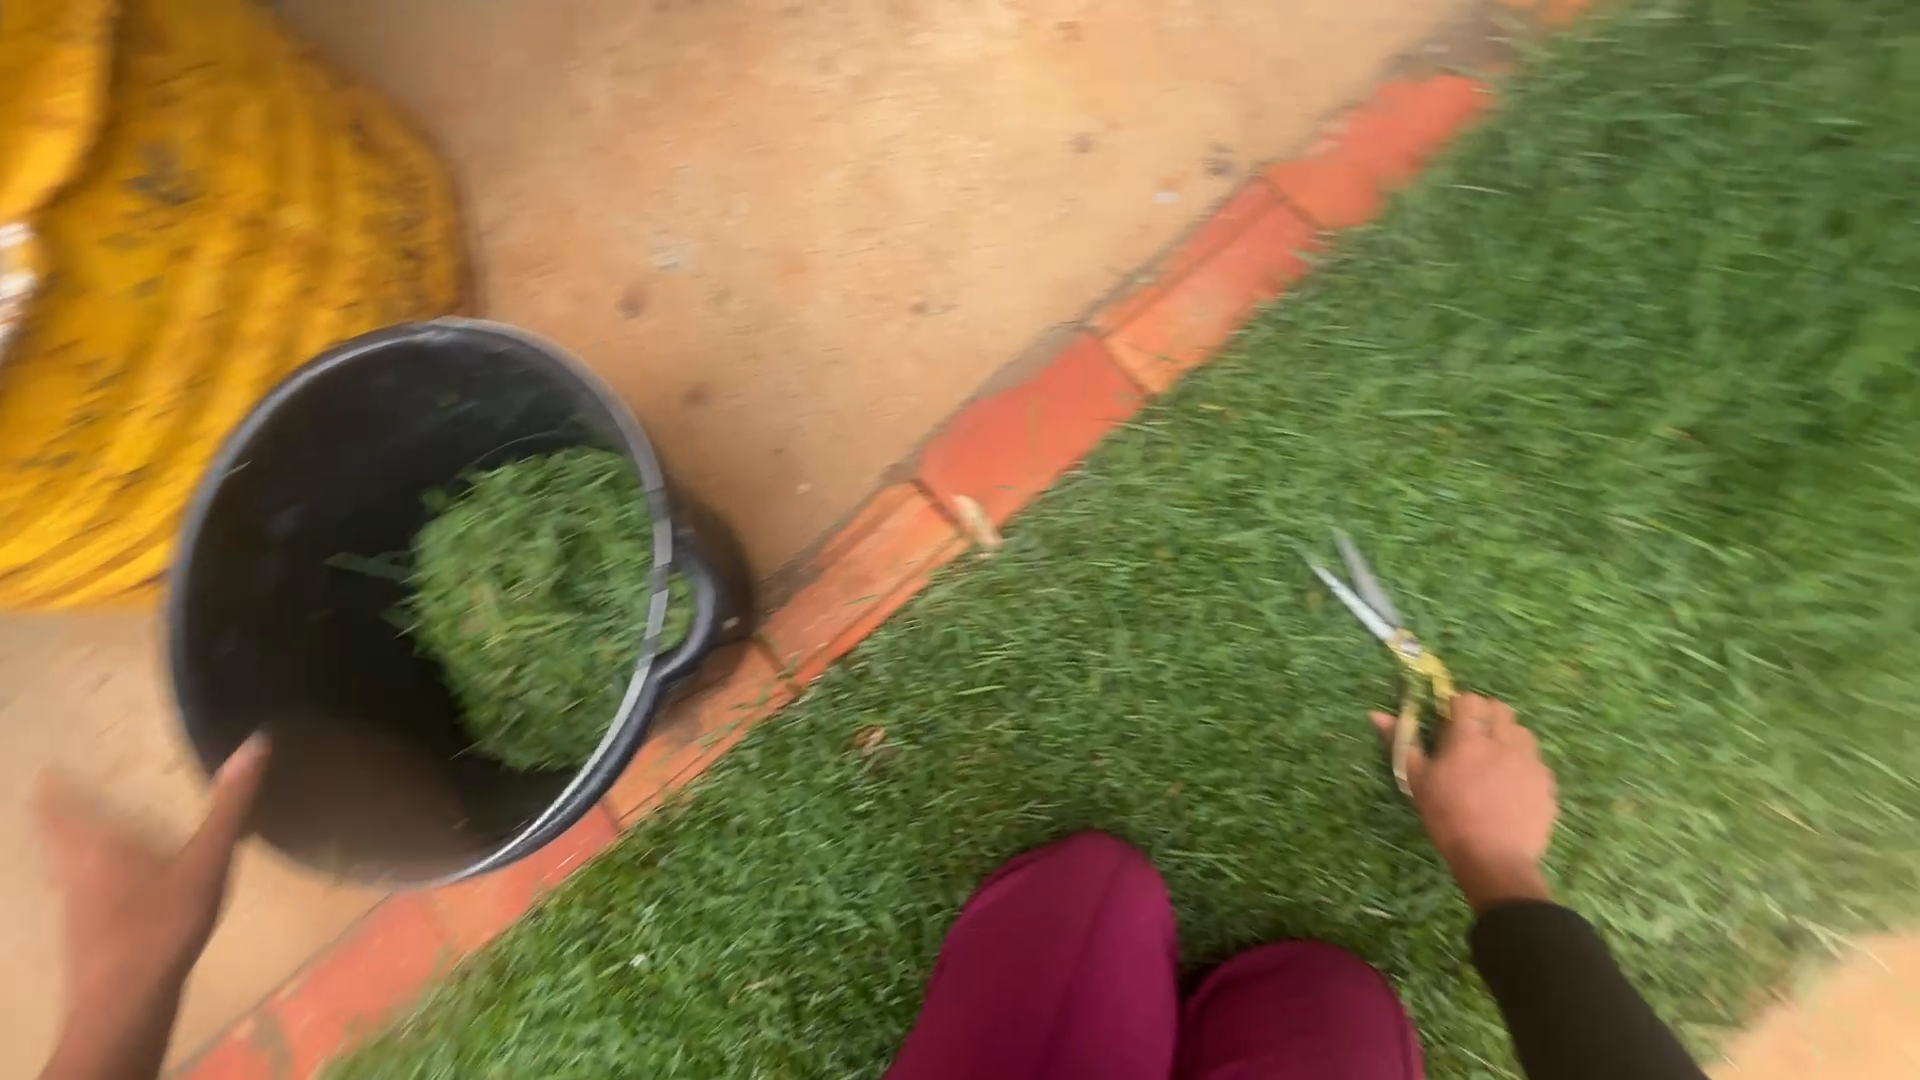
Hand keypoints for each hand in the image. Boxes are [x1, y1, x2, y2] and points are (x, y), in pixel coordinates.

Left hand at [35, 734, 269, 1079]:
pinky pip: (88, 888)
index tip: (49, 768)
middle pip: (58, 840)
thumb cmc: (162, 921)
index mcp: (95, 851)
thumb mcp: (207, 858)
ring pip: (69, 867)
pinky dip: (97, 872)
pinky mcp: (91, 932)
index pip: (59, 813)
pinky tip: (125, 882)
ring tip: (101, 829)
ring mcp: (78, 908)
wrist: (126, 1001)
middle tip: (74, 792)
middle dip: (62, 816)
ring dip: (78, 845)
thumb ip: (231, 803)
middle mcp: (76, 875)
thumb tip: (257, 741)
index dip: (51, 790)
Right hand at [1371, 694, 1556, 912]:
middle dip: (1485, 715)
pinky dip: (1523, 761)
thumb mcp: (1416, 778)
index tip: (1448, 721)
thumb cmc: (1446, 815)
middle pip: (1501, 709)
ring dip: (1506, 735)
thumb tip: (1376, 714)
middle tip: (1470, 736)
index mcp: (1468, 739)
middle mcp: (1503, 743)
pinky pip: (1537, 760)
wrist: (1493, 858)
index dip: (1458, 706)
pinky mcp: (1547, 784)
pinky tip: (1509, 783)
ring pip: (1522, 732)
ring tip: (1492, 758)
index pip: (1470, 700)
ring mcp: (1530, 763)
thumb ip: (1401, 741)